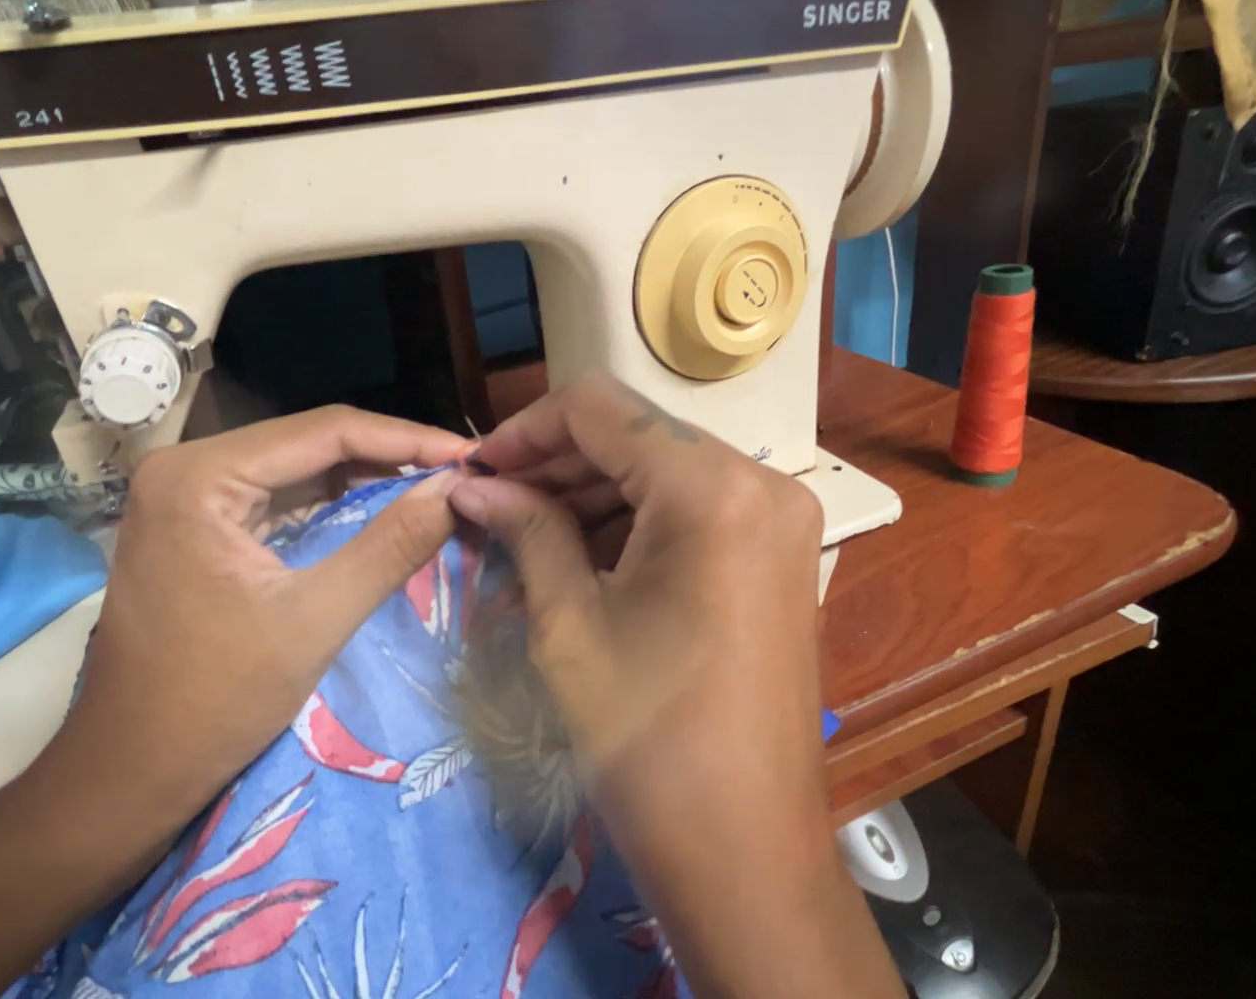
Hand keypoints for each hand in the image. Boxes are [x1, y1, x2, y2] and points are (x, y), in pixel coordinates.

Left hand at [41, 406, 472, 830]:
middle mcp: (187, 466)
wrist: (130, 772)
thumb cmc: (214, 700)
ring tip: (437, 487)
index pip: (326, 431)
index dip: (408, 440)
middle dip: (392, 456)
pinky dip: (336, 503)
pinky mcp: (198, 523)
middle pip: (312, 441)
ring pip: (300, 466)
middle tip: (462, 473)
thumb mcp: (315, 619)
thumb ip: (391, 546)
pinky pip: (282, 496)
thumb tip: (458, 489)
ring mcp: (188, 494)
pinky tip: (385, 510)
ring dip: (368, 477)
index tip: (472, 456)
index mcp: (199, 475)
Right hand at [450, 376, 902, 997]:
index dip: (526, 430)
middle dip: (558, 461)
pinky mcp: (780, 554)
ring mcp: (780, 518)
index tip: (478, 470)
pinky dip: (637, 519)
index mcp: (711, 487)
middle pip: (637, 436)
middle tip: (492, 502)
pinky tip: (582, 552)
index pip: (599, 408)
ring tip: (526, 530)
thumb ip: (526, 529)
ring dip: (594, 491)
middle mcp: (761, 482)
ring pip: (666, 470)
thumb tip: (475, 485)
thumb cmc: (646, 737)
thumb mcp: (568, 623)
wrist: (744, 846)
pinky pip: (697, 509)